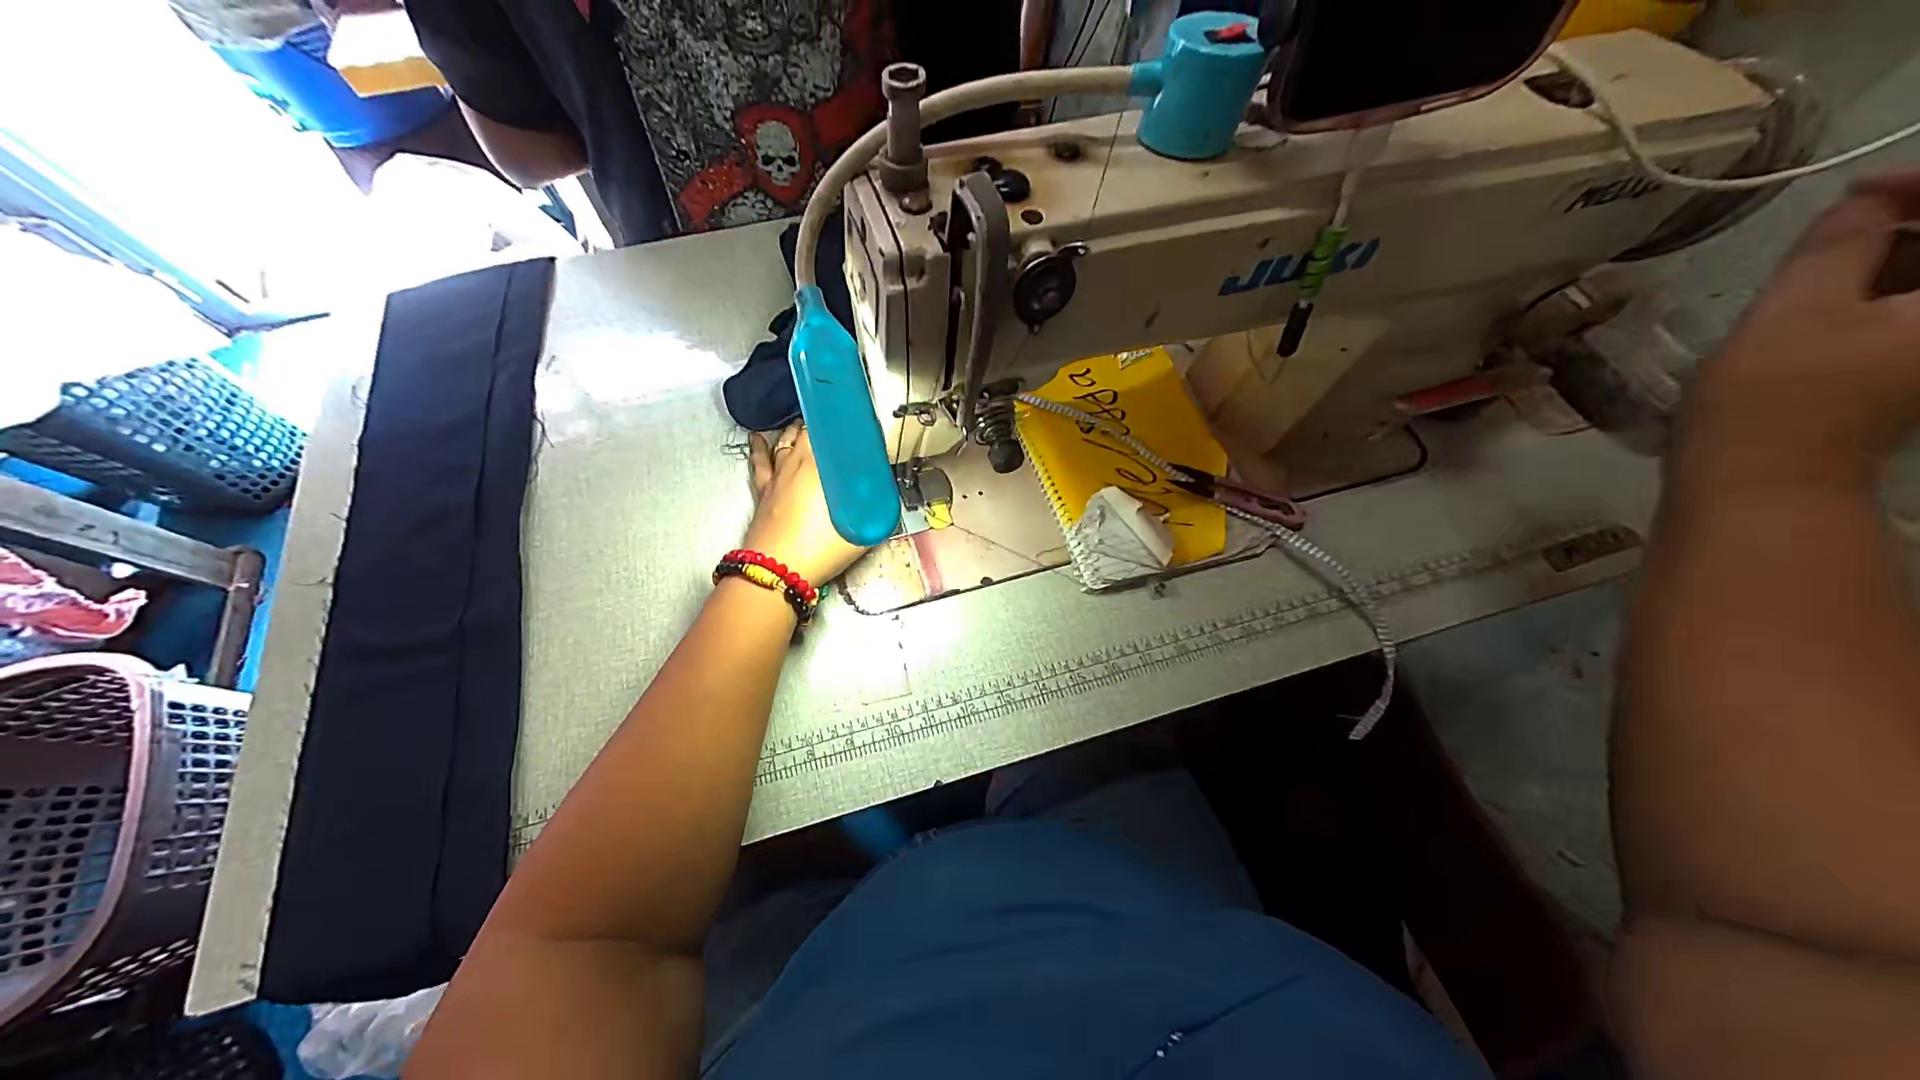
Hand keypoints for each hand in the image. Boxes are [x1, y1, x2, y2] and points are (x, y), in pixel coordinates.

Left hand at [742, 423, 869, 587]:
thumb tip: (884, 493)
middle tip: (840, 425)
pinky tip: (758, 438)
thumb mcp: (862, 529)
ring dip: (798, 430)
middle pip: (811, 430)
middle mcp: (797, 462)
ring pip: (786, 439)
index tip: (860, 418)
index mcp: (821, 464)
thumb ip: (875, 506)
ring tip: (808, 424)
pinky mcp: (764, 491)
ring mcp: (778, 475)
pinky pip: (760, 461)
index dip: (847, 420)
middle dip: (826, 424)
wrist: (776, 572)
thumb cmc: (817, 550)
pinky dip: (760, 446)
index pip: (834, 428)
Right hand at [1689, 170, 1919, 469]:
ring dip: (1894, 258)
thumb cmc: (1774, 401)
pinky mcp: (1912, 373)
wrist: (1758, 488)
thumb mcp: (1793, 308)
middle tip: (1842, 220)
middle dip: (1913, 220)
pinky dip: (1883, 293)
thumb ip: (1839, 242)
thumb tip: (1864, 204)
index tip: (1856, 191)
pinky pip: (1912, 313)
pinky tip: (1829, 300)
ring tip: (1823, 265)